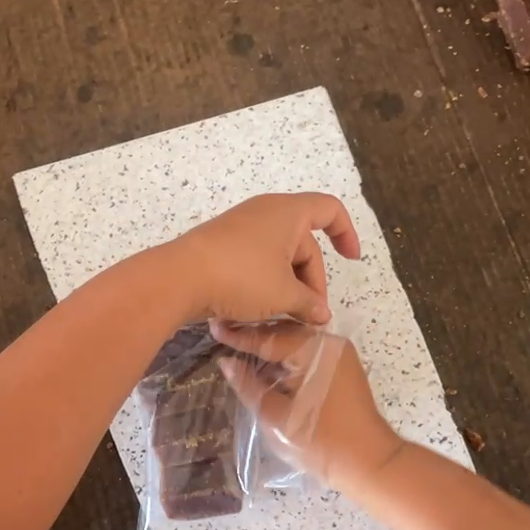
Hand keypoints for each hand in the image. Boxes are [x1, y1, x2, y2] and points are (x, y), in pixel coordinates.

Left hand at [159, 194, 361, 324]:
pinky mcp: (220, 247)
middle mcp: (264, 213)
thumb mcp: (283, 294)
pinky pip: (254, 262)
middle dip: (311, 280)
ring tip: (285, 319)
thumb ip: (308, 303)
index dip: (347, 232)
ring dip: (287, 287)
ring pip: (277, 257)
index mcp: (287, 213)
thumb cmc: (240, 277)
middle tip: (309, 316)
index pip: (329, 210)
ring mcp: (239, 229)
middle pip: (303, 243)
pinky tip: (260, 312)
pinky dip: (264, 283)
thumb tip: (321, 314)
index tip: (351, 261)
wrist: (177, 278)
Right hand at [213, 322, 404, 488]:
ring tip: (239, 347)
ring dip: (270, 346)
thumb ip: (249, 386)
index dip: (238, 335)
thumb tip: (226, 362)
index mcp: (313, 350)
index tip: (212, 326)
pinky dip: (287, 356)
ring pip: (296, 341)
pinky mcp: (343, 367)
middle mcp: (329, 343)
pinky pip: (309, 352)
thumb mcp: (276, 416)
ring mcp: (340, 354)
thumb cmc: (320, 442)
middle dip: (254, 334)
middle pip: (284, 332)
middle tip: (222, 332)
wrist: (370, 463)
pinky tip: (267, 366)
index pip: (267, 337)